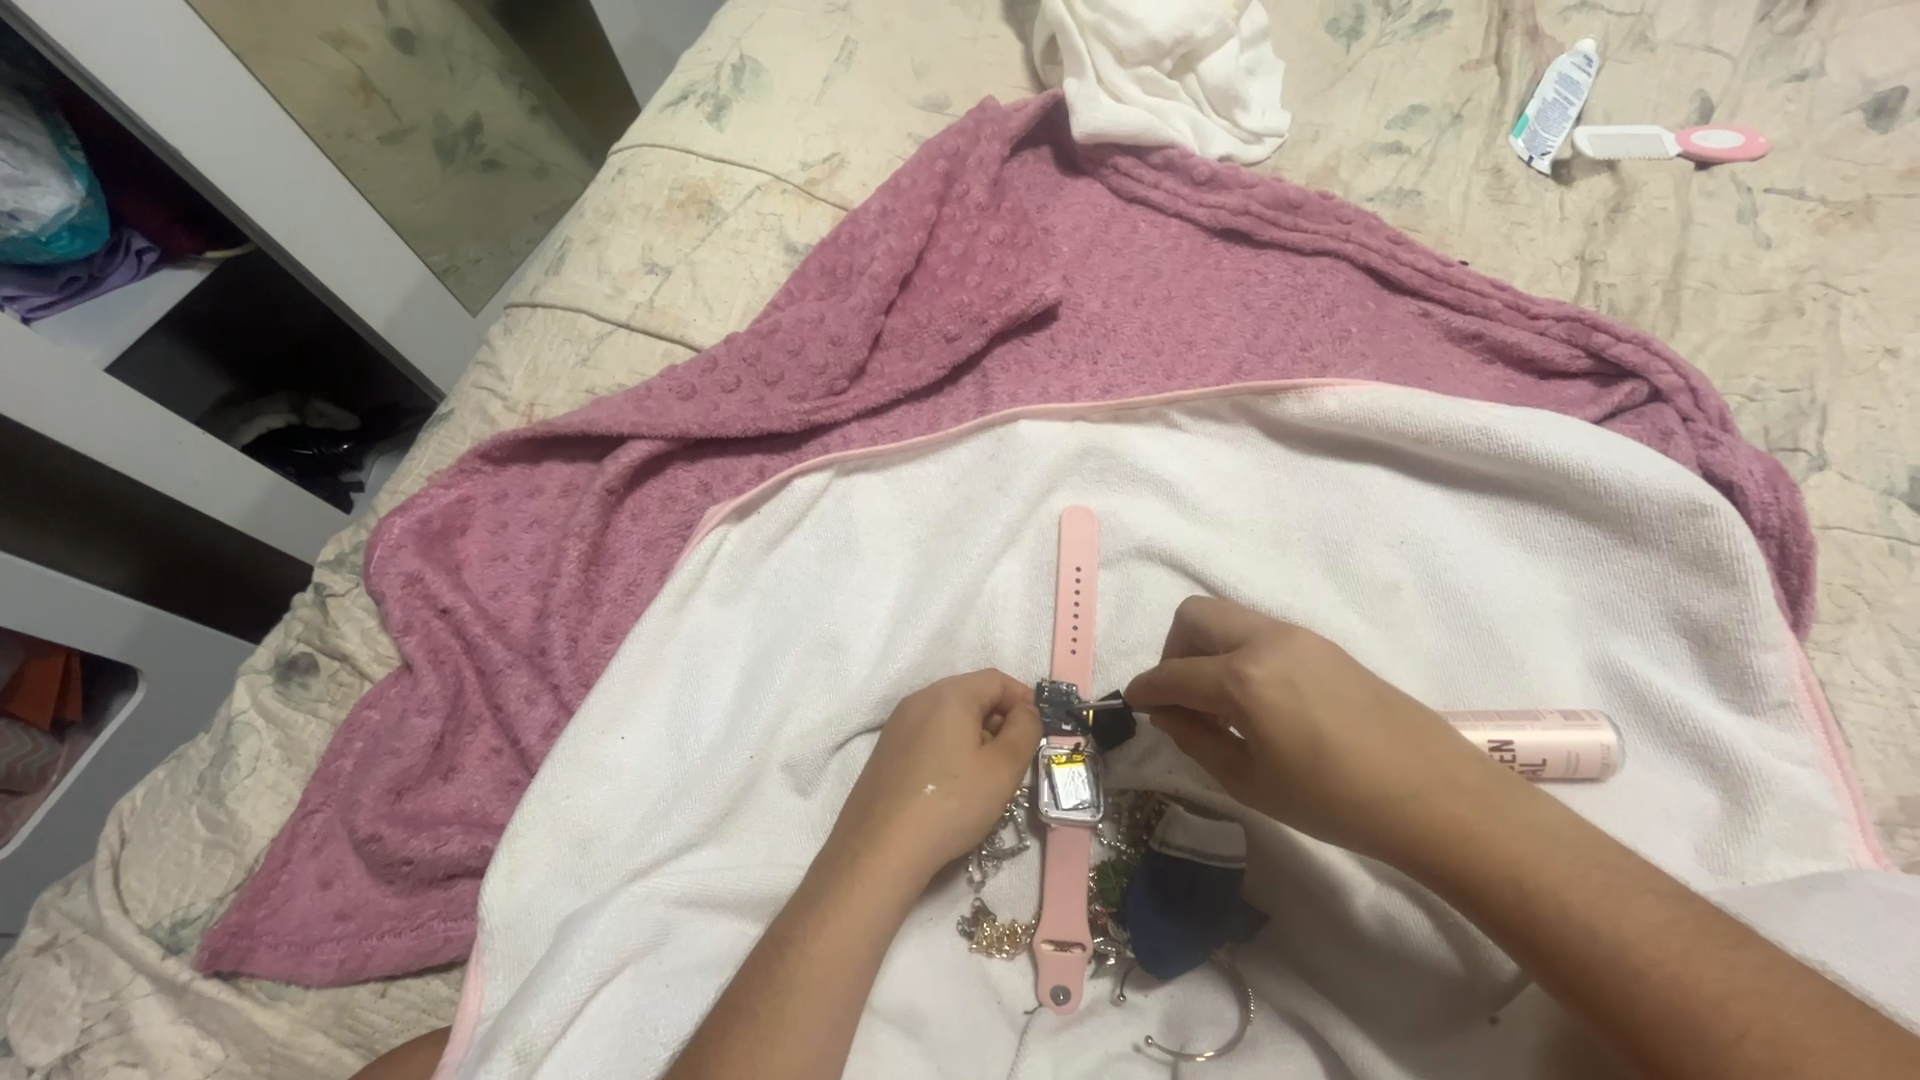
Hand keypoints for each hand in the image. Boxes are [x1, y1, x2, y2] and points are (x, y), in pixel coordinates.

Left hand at [824, 670, 1041, 885]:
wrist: (880, 849)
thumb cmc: (951, 804)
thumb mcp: (1004, 768)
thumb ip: (1025, 729)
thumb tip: (1025, 711)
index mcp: (948, 694)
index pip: (996, 679)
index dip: (1023, 699)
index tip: (1037, 731)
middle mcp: (918, 699)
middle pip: (971, 695)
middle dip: (999, 719)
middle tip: (1014, 758)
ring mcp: (897, 725)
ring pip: (949, 717)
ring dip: (976, 736)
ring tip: (986, 776)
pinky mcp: (886, 750)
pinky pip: (929, 735)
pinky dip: (950, 748)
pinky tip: (954, 785)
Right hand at [1124, 597, 1528, 867]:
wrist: (1436, 796)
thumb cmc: (1335, 802)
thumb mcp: (1250, 782)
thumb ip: (1197, 740)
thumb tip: (1167, 714)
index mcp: (1242, 679)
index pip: (1172, 673)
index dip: (1145, 689)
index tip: (1134, 704)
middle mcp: (1266, 642)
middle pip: (1194, 616)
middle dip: (1173, 651)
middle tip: (1181, 698)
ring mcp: (1300, 637)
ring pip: (1229, 618)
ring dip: (1207, 650)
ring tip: (1222, 706)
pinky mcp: (1325, 645)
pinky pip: (1261, 632)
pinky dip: (1240, 653)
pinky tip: (1259, 702)